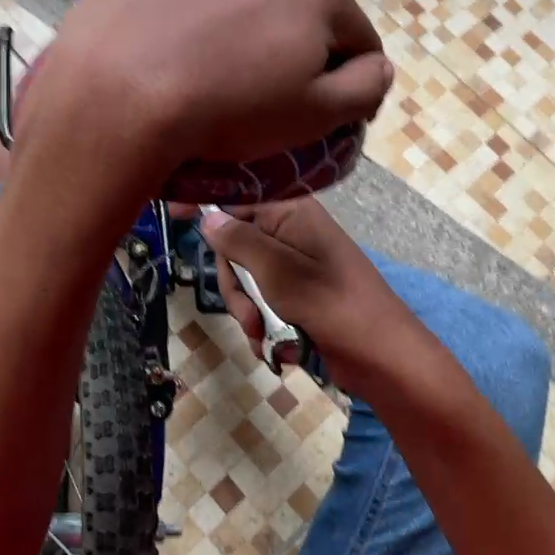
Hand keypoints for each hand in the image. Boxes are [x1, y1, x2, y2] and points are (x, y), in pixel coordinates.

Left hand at [27, 0, 391, 175]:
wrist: (118, 91)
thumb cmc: (223, 113)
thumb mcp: (310, 119)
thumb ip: (363, 90)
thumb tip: (382, 67)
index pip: (358, 41)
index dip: (347, 78)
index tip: (322, 109)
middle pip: (309, 4)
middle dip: (299, 38)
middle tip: (261, 83)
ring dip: (260, 0)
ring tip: (224, 43)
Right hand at [199, 198, 428, 397]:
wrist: (382, 358)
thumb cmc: (334, 306)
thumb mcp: (279, 272)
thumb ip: (238, 242)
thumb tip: (207, 216)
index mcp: (292, 213)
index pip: (238, 196)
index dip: (206, 204)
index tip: (171, 211)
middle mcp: (291, 234)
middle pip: (234, 248)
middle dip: (235, 287)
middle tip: (249, 315)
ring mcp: (294, 267)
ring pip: (244, 282)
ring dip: (248, 313)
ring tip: (266, 337)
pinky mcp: (296, 298)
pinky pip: (260, 304)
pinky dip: (261, 327)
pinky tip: (273, 346)